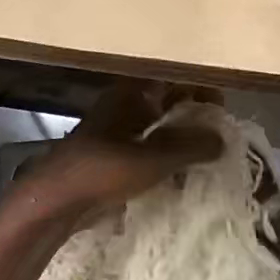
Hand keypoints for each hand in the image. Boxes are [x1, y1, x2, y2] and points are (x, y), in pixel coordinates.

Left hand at [10, 80, 224, 225]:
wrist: (57, 201)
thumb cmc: (103, 170)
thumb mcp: (153, 158)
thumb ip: (191, 146)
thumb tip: (223, 139)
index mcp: (130, 94)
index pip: (172, 78)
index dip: (198, 87)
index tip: (222, 106)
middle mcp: (123, 107)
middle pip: (166, 102)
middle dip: (193, 114)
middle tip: (220, 132)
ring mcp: (116, 132)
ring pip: (157, 127)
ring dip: (181, 137)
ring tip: (208, 153)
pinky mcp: (113, 157)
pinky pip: (147, 149)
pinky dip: (166, 156)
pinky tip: (183, 173)